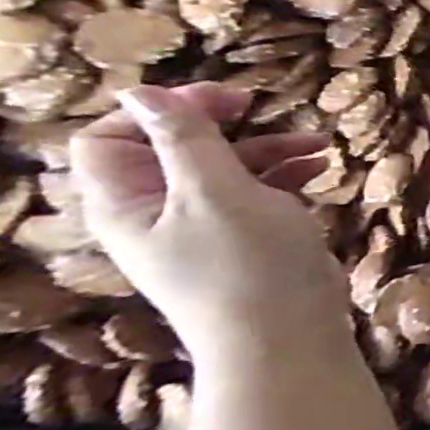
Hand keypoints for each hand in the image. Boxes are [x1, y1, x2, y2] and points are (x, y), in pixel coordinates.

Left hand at [70, 83, 344, 365]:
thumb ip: (183, 138)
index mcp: (127, 202)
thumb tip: (141, 91)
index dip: (156, 109)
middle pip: (172, 149)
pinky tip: (319, 167)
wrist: (289, 337)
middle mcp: (157, 213)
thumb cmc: (246, 261)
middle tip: (260, 105)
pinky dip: (284, 175)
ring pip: (223, 170)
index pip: (110, 137)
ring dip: (267, 148)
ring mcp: (204, 229)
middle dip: (221, 124)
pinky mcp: (246, 240)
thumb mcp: (215, 191)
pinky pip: (256, 194)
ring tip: (317, 141)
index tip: (217, 100)